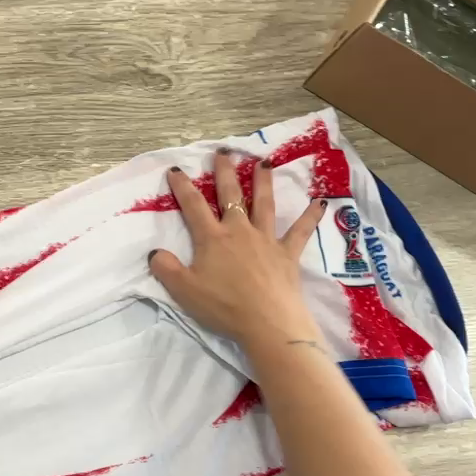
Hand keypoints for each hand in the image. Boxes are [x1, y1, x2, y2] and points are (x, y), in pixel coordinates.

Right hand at [148, 150, 328, 348]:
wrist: (267, 322)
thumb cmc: (223, 306)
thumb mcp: (184, 290)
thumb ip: (166, 268)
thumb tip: (155, 252)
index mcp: (212, 238)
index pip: (193, 206)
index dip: (183, 187)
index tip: (176, 170)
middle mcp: (239, 231)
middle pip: (231, 195)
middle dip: (225, 172)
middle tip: (223, 152)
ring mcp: (266, 240)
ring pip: (264, 204)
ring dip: (263, 182)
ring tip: (264, 163)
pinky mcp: (288, 254)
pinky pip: (301, 231)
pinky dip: (310, 216)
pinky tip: (321, 202)